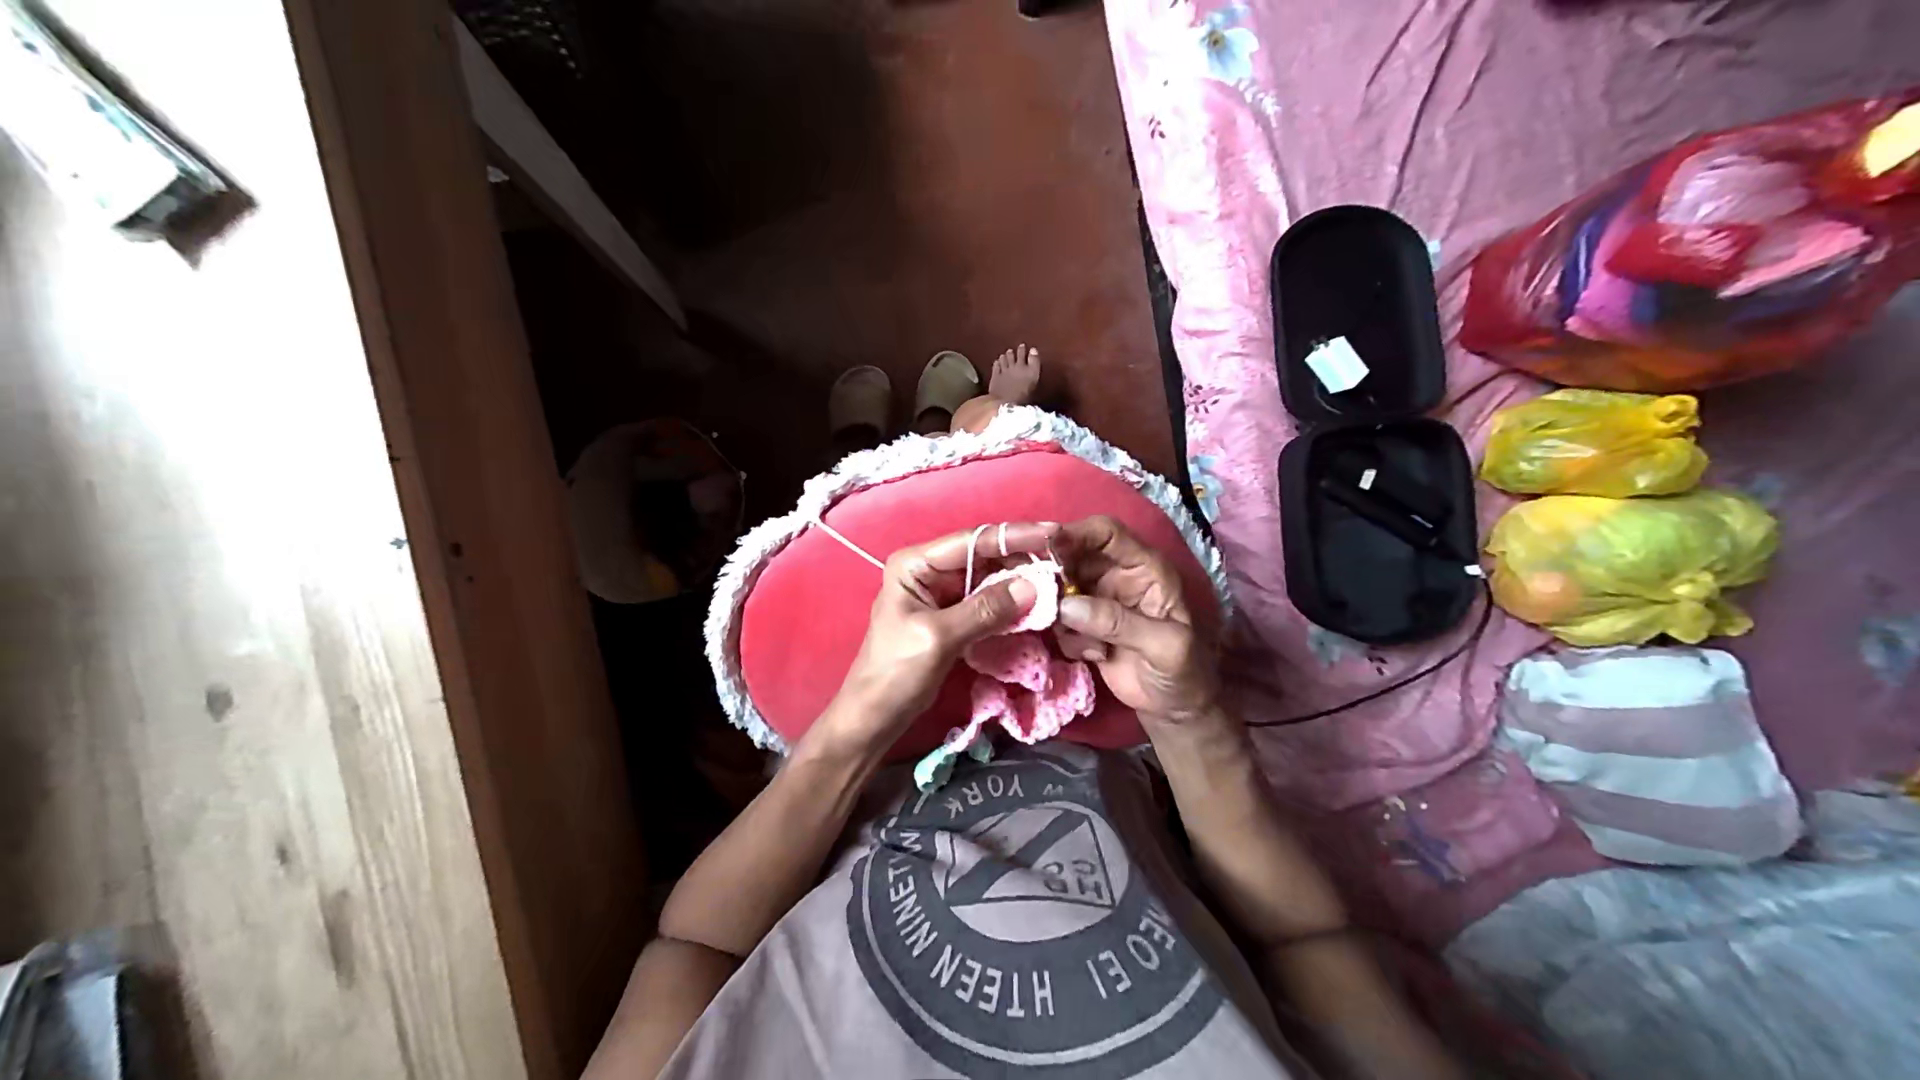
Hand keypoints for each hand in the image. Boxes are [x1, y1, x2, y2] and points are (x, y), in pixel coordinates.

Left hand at [812, 522, 1062, 756]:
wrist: (875, 716)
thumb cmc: (896, 673)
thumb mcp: (939, 638)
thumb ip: (985, 610)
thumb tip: (1033, 586)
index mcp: (915, 564)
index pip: (971, 541)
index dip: (1013, 536)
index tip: (1053, 535)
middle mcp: (929, 570)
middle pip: (983, 555)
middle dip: (1022, 557)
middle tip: (1064, 559)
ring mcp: (942, 593)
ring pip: (990, 577)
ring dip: (1021, 580)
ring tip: (1060, 577)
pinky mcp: (953, 615)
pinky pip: (988, 601)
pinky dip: (1012, 602)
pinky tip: (1038, 602)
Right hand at [1052, 516, 1220, 725]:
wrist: (1175, 708)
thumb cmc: (1185, 671)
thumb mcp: (1164, 646)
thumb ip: (1118, 622)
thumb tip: (1067, 606)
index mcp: (1145, 568)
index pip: (1107, 533)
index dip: (1077, 533)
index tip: (1047, 548)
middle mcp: (1117, 576)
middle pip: (1073, 555)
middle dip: (1055, 574)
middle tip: (1041, 598)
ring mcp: (1097, 600)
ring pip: (1059, 587)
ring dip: (1061, 614)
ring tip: (1087, 643)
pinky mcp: (1082, 625)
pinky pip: (1059, 619)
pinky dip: (1067, 637)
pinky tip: (1094, 656)